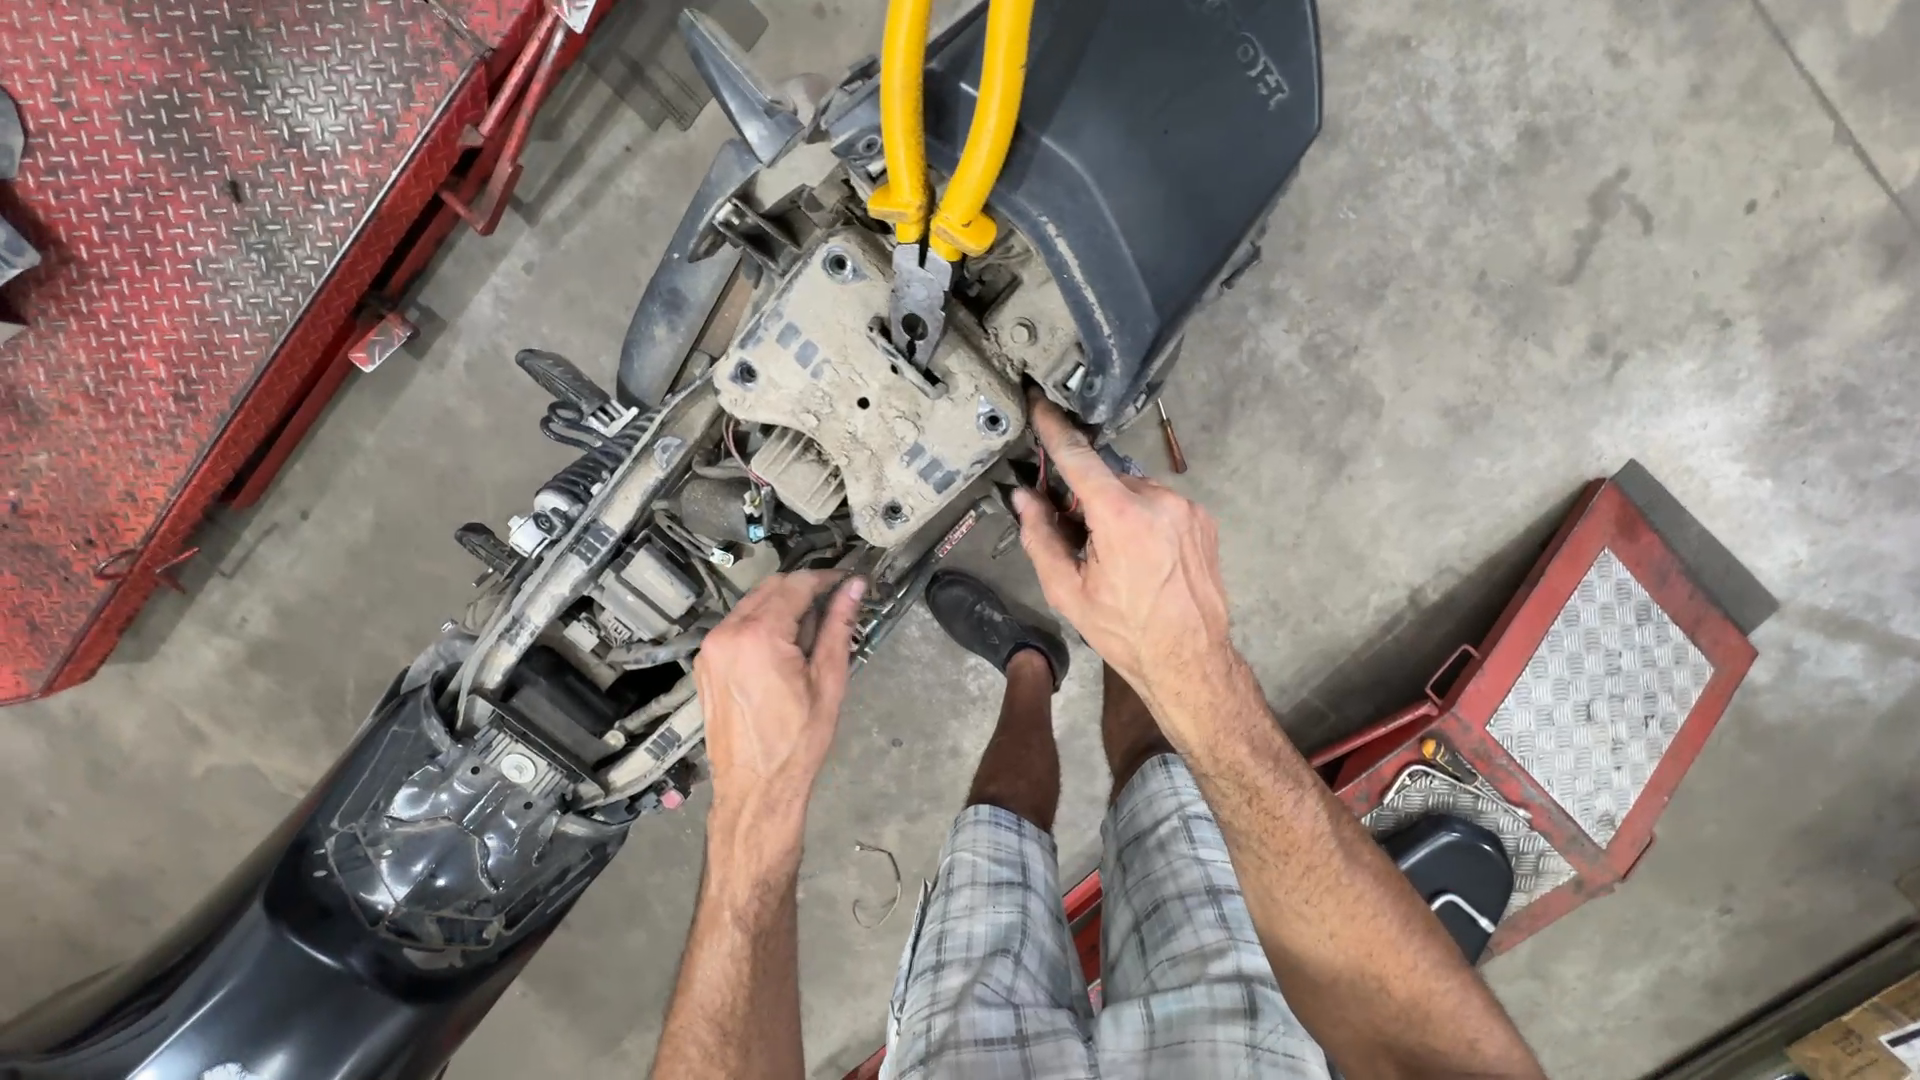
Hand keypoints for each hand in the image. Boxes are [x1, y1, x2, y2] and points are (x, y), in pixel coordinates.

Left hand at [694, 571, 865, 871]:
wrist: (755, 787)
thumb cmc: (798, 740)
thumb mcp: (828, 680)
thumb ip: (838, 626)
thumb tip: (854, 588)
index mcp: (759, 635)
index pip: (796, 584)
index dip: (827, 578)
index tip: (849, 581)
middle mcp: (727, 633)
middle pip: (771, 588)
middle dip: (805, 588)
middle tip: (836, 603)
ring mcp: (711, 648)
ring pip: (752, 604)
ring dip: (783, 605)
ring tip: (813, 630)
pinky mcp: (706, 663)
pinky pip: (737, 627)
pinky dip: (762, 624)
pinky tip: (785, 647)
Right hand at [1014, 391, 1235, 742]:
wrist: (1189, 659)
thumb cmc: (1124, 631)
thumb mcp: (1068, 591)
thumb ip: (1040, 537)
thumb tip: (1023, 498)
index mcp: (1121, 517)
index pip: (1079, 458)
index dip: (1054, 428)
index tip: (1039, 403)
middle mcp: (1159, 501)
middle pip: (1106, 480)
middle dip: (1086, 499)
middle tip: (1079, 539)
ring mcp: (1186, 508)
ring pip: (1134, 491)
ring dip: (1117, 509)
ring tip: (1117, 556)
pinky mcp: (1203, 518)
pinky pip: (1160, 504)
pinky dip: (1143, 518)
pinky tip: (1143, 555)